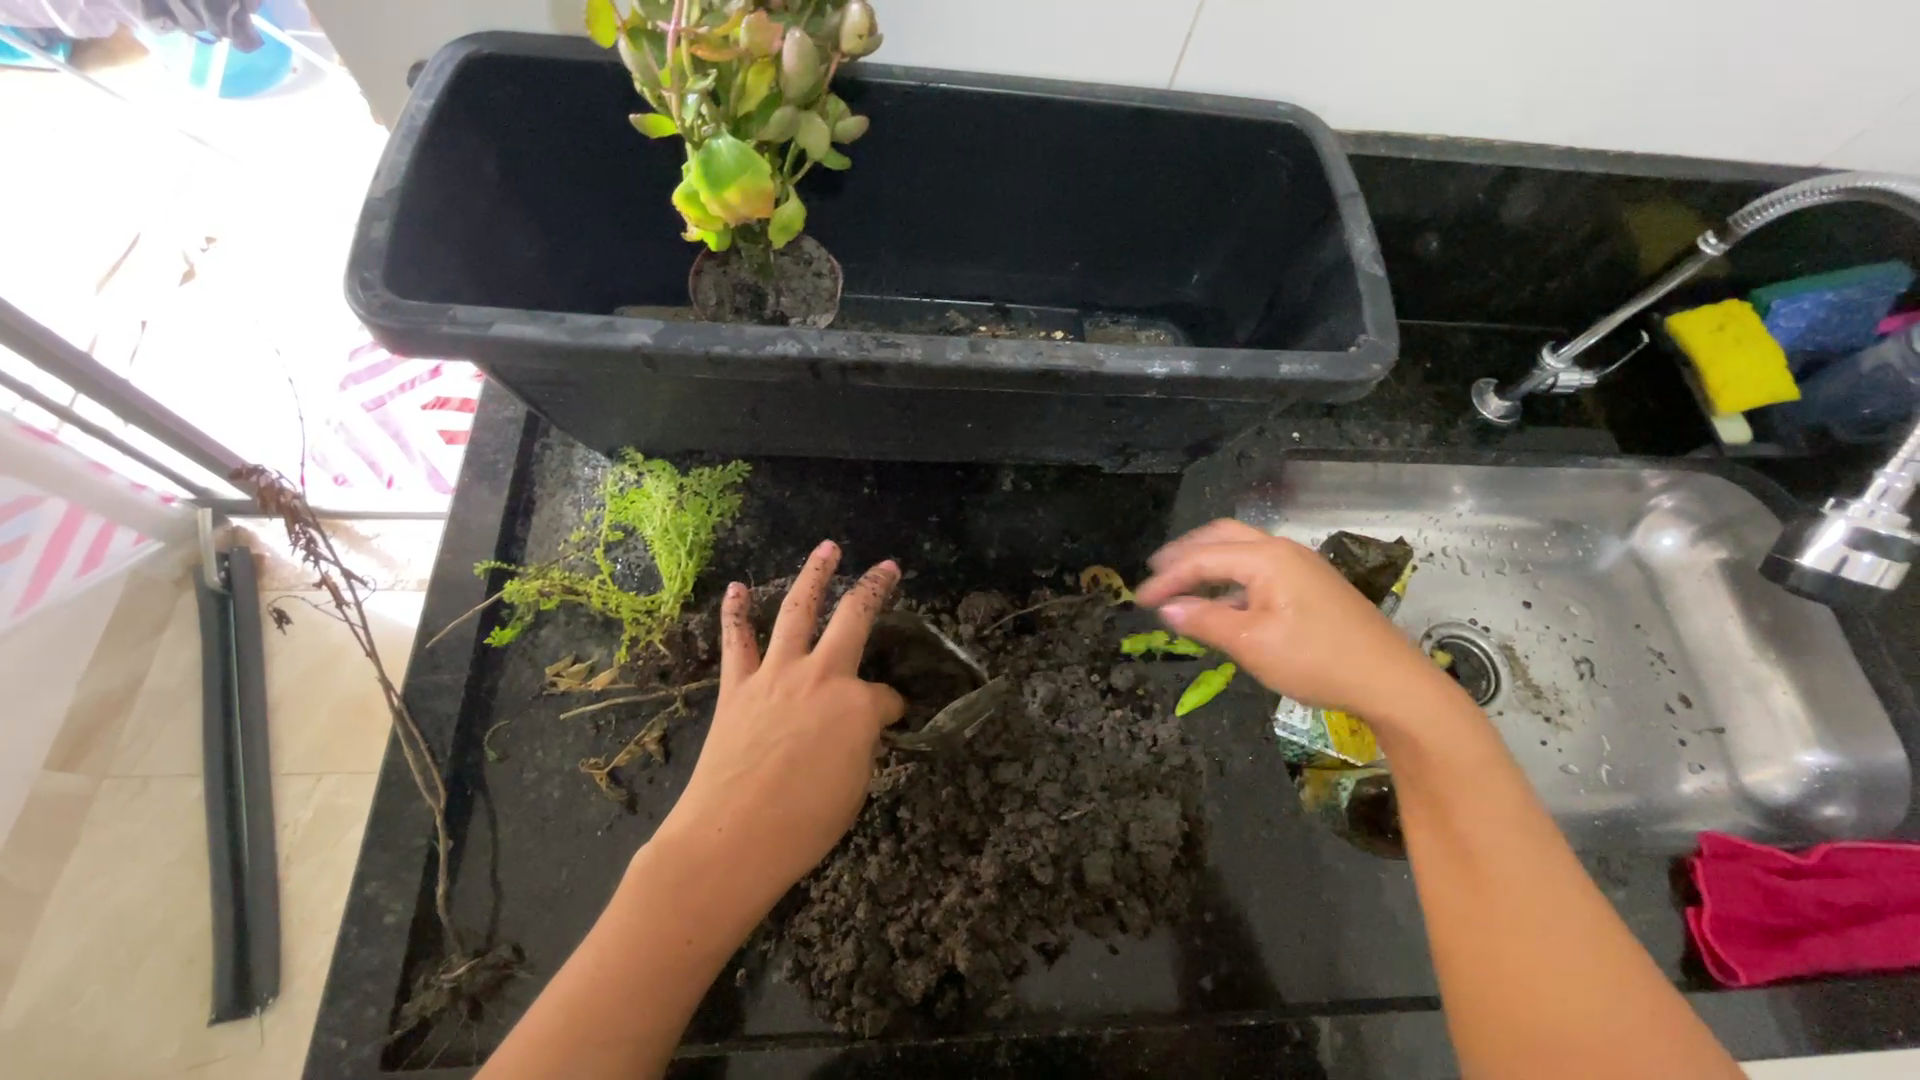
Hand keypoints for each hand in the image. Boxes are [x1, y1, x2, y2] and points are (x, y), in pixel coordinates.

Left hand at [651, 540, 905, 900]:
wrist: (731, 838)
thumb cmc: (805, 824)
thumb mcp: (856, 787)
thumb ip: (864, 745)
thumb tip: (863, 727)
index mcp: (858, 705)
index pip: (887, 697)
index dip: (893, 709)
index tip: (893, 720)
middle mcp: (821, 676)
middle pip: (853, 619)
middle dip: (873, 588)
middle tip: (887, 567)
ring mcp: (776, 675)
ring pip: (798, 610)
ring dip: (814, 574)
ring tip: (827, 548)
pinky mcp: (738, 686)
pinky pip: (738, 640)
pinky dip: (736, 612)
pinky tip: (738, 588)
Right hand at [1135, 520, 1442, 719]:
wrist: (1391, 682)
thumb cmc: (1316, 660)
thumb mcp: (1251, 644)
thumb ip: (1205, 621)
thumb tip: (1168, 608)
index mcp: (1267, 558)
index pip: (1203, 559)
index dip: (1167, 579)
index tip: (1138, 600)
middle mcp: (1283, 551)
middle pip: (1223, 537)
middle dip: (1186, 553)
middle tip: (1157, 574)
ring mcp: (1302, 567)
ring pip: (1243, 552)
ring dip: (1210, 565)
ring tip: (1183, 587)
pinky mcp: (1313, 586)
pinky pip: (1260, 571)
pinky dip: (1232, 581)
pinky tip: (1224, 605)